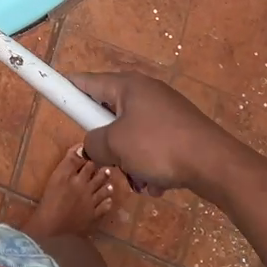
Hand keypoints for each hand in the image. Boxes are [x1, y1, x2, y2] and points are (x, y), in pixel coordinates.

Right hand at [70, 72, 252, 197]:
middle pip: (108, 112)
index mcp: (126, 84)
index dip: (65, 88)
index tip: (50, 92)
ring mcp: (165, 110)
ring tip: (140, 180)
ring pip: (131, 134)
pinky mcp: (181, 130)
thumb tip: (94, 146)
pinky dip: (149, 164)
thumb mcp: (116, 145)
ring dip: (129, 159)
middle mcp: (144, 91)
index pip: (84, 81)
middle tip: (108, 157)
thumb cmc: (160, 146)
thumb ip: (94, 143)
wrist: (217, 166)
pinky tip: (157, 185)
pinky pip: (152, 145)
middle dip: (106, 140)